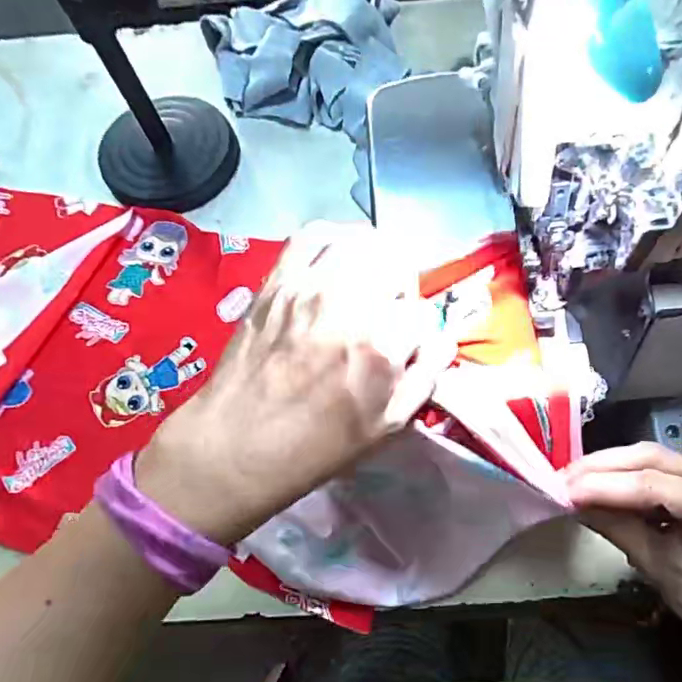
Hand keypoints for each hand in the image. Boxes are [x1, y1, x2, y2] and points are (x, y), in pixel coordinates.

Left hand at [136, 222, 452, 543]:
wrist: (239, 445)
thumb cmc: (318, 446)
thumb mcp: (388, 426)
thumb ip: (425, 377)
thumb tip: (442, 340)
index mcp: (381, 347)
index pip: (424, 314)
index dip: (420, 333)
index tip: (405, 349)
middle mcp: (349, 305)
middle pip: (399, 266)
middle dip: (402, 291)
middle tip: (388, 317)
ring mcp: (309, 286)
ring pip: (363, 243)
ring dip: (376, 262)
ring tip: (367, 288)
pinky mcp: (277, 280)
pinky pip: (314, 235)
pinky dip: (336, 239)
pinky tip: (339, 260)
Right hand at [565, 443, 681, 661]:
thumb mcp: (666, 573)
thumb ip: (622, 530)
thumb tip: (575, 502)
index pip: (656, 485)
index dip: (605, 486)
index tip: (562, 491)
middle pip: (655, 458)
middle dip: (603, 467)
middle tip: (561, 480)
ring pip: (657, 458)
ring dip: (613, 467)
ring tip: (574, 481)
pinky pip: (665, 469)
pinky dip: (630, 476)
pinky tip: (603, 485)